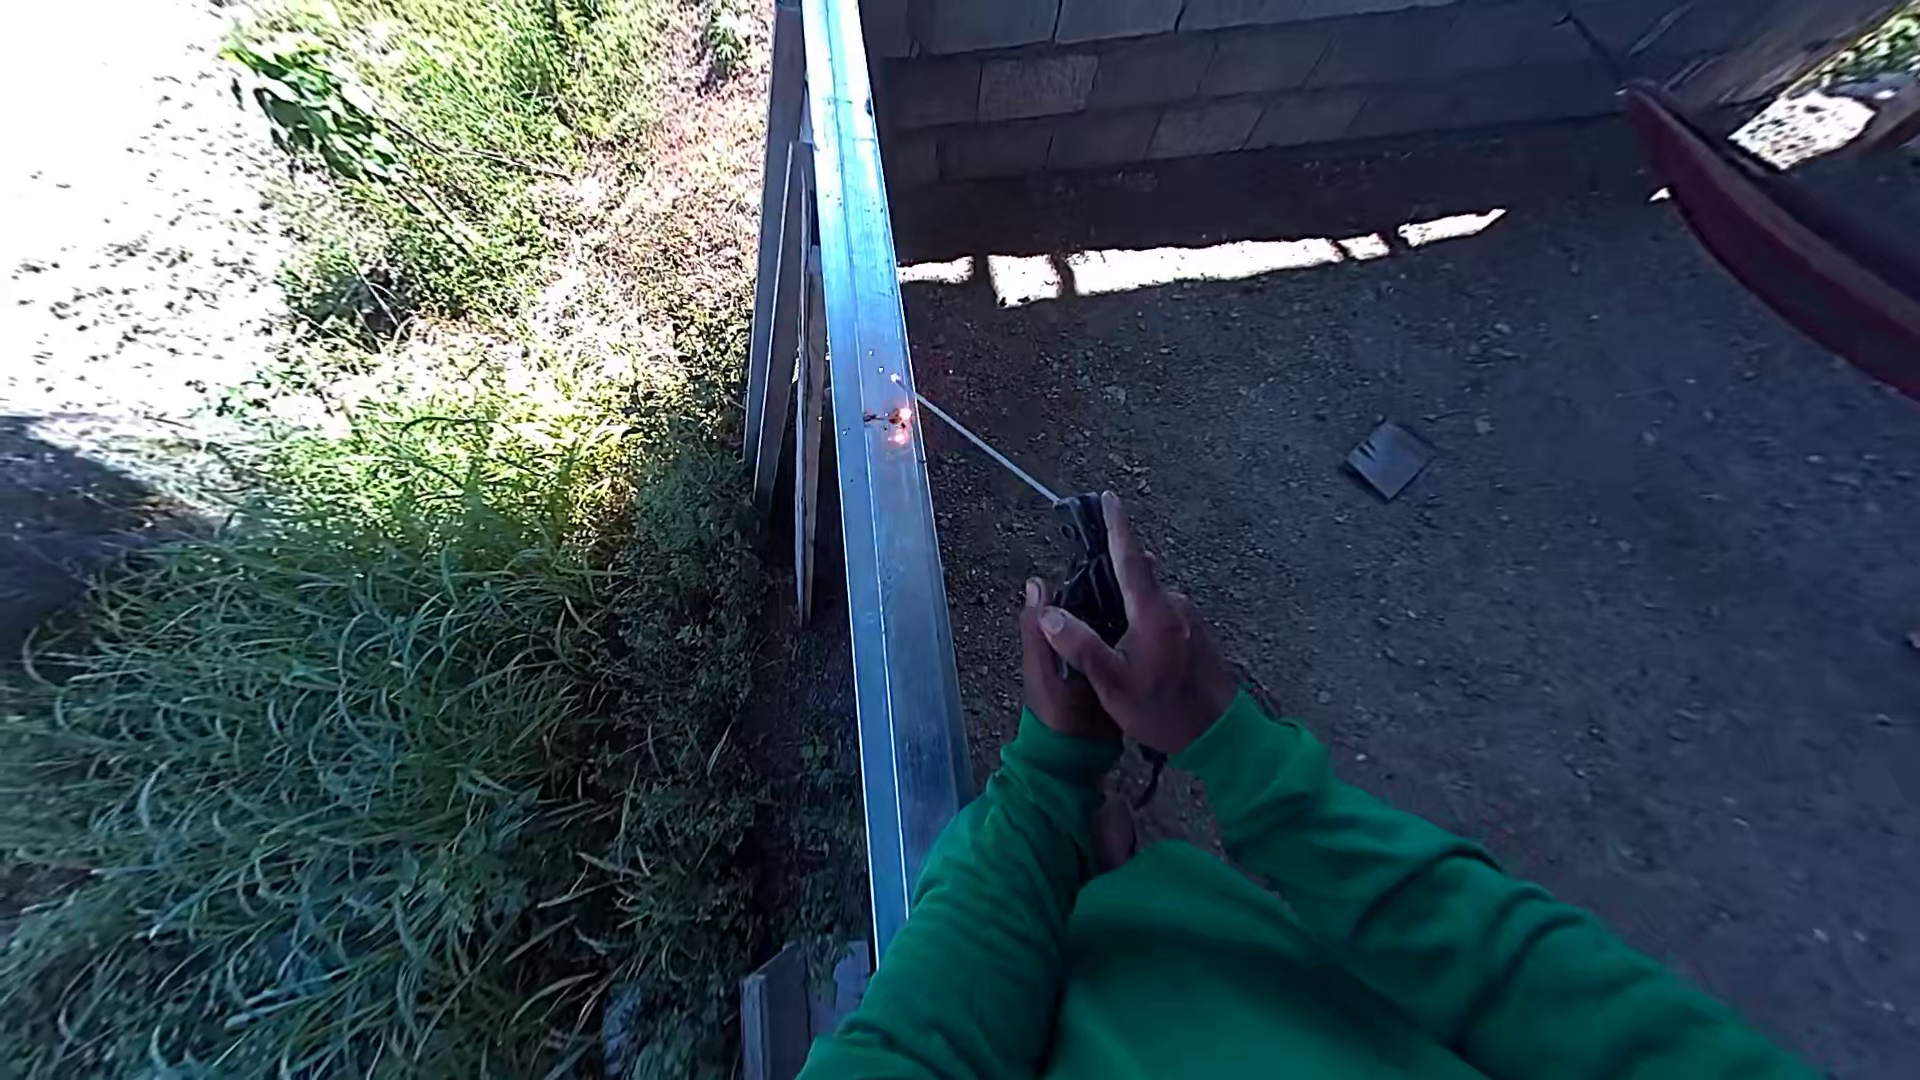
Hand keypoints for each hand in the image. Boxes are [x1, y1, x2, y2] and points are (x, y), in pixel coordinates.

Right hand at [1038, 493, 1237, 754]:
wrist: (1223, 738)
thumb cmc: (1165, 711)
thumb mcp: (1113, 684)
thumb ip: (1080, 645)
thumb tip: (1050, 614)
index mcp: (1154, 612)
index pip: (1131, 558)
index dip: (1118, 525)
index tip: (1109, 497)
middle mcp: (1176, 606)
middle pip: (1135, 580)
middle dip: (1110, 584)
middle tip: (1088, 612)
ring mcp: (1191, 618)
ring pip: (1147, 601)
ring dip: (1127, 611)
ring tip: (1113, 649)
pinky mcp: (1198, 631)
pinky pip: (1162, 614)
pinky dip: (1143, 622)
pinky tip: (1137, 655)